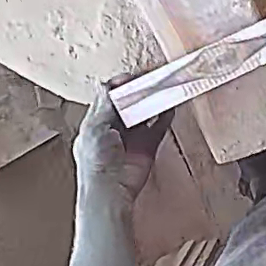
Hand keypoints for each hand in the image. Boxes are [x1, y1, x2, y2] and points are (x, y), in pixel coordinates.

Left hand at [71, 81, 169, 202]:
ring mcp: (132, 137)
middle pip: (128, 103)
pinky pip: (158, 127)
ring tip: (162, 89)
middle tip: (151, 79)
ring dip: (152, 101)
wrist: (110, 188)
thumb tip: (108, 84)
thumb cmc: (95, 161)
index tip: (131, 77)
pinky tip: (171, 106)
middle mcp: (114, 128)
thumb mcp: (94, 127)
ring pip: (144, 113)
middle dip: (138, 91)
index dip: (119, 86)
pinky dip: (165, 116)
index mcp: (96, 122)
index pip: (108, 98)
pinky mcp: (147, 146)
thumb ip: (104, 106)